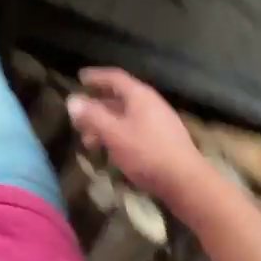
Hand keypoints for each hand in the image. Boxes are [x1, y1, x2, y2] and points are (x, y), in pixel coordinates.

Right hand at [66, 67, 208, 199]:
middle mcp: (151, 104)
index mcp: (140, 96)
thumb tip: (72, 100)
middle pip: (119, 98)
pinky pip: (136, 130)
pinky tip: (113, 153)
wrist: (188, 183)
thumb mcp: (114, 134)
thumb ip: (92, 116)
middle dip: (97, 107)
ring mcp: (161, 123)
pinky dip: (119, 135)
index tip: (80, 78)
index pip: (114, 77)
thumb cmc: (147, 153)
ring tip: (90, 143)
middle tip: (79, 118)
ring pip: (127, 117)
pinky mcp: (165, 142)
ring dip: (106, 125)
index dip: (96, 77)